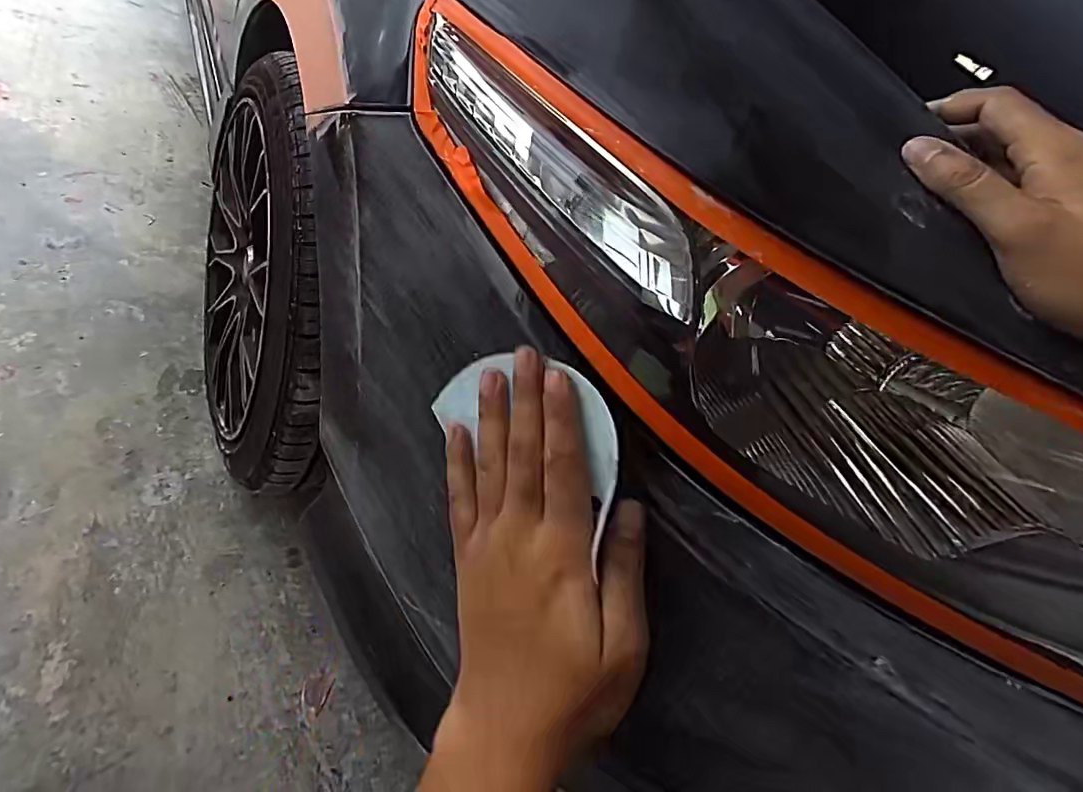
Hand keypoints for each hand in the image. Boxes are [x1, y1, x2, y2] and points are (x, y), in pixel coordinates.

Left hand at [420, 347, 647, 791]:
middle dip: (526, 400)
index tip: (561, 377)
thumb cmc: (573, 689)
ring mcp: (486, 543)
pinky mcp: (466, 556)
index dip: (563, 419)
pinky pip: (458, 499)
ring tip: (489, 375)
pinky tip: (454, 431)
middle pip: (523, 454)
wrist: (504, 727)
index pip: (563, 469)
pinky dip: (456, 462)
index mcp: (561, 551)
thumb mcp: (622, 644)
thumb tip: (628, 507)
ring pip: (488, 466)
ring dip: (490, 417)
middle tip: (524, 355)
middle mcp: (519, 535)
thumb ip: (623, 570)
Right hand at [901, 87, 1082, 353]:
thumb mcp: (1015, 227)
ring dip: (971, 164)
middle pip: (1002, 124)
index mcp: (1058, 150)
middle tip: (919, 164)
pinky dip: (993, 186)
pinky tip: (979, 213)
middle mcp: (1073, 157)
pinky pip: (1026, 180)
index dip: (949, 107)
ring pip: (1012, 154)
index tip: (914, 128)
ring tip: (942, 189)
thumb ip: (965, 184)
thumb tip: (921, 150)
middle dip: (954, 137)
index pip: (995, 101)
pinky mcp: (1079, 206)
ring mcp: (1079, 181)